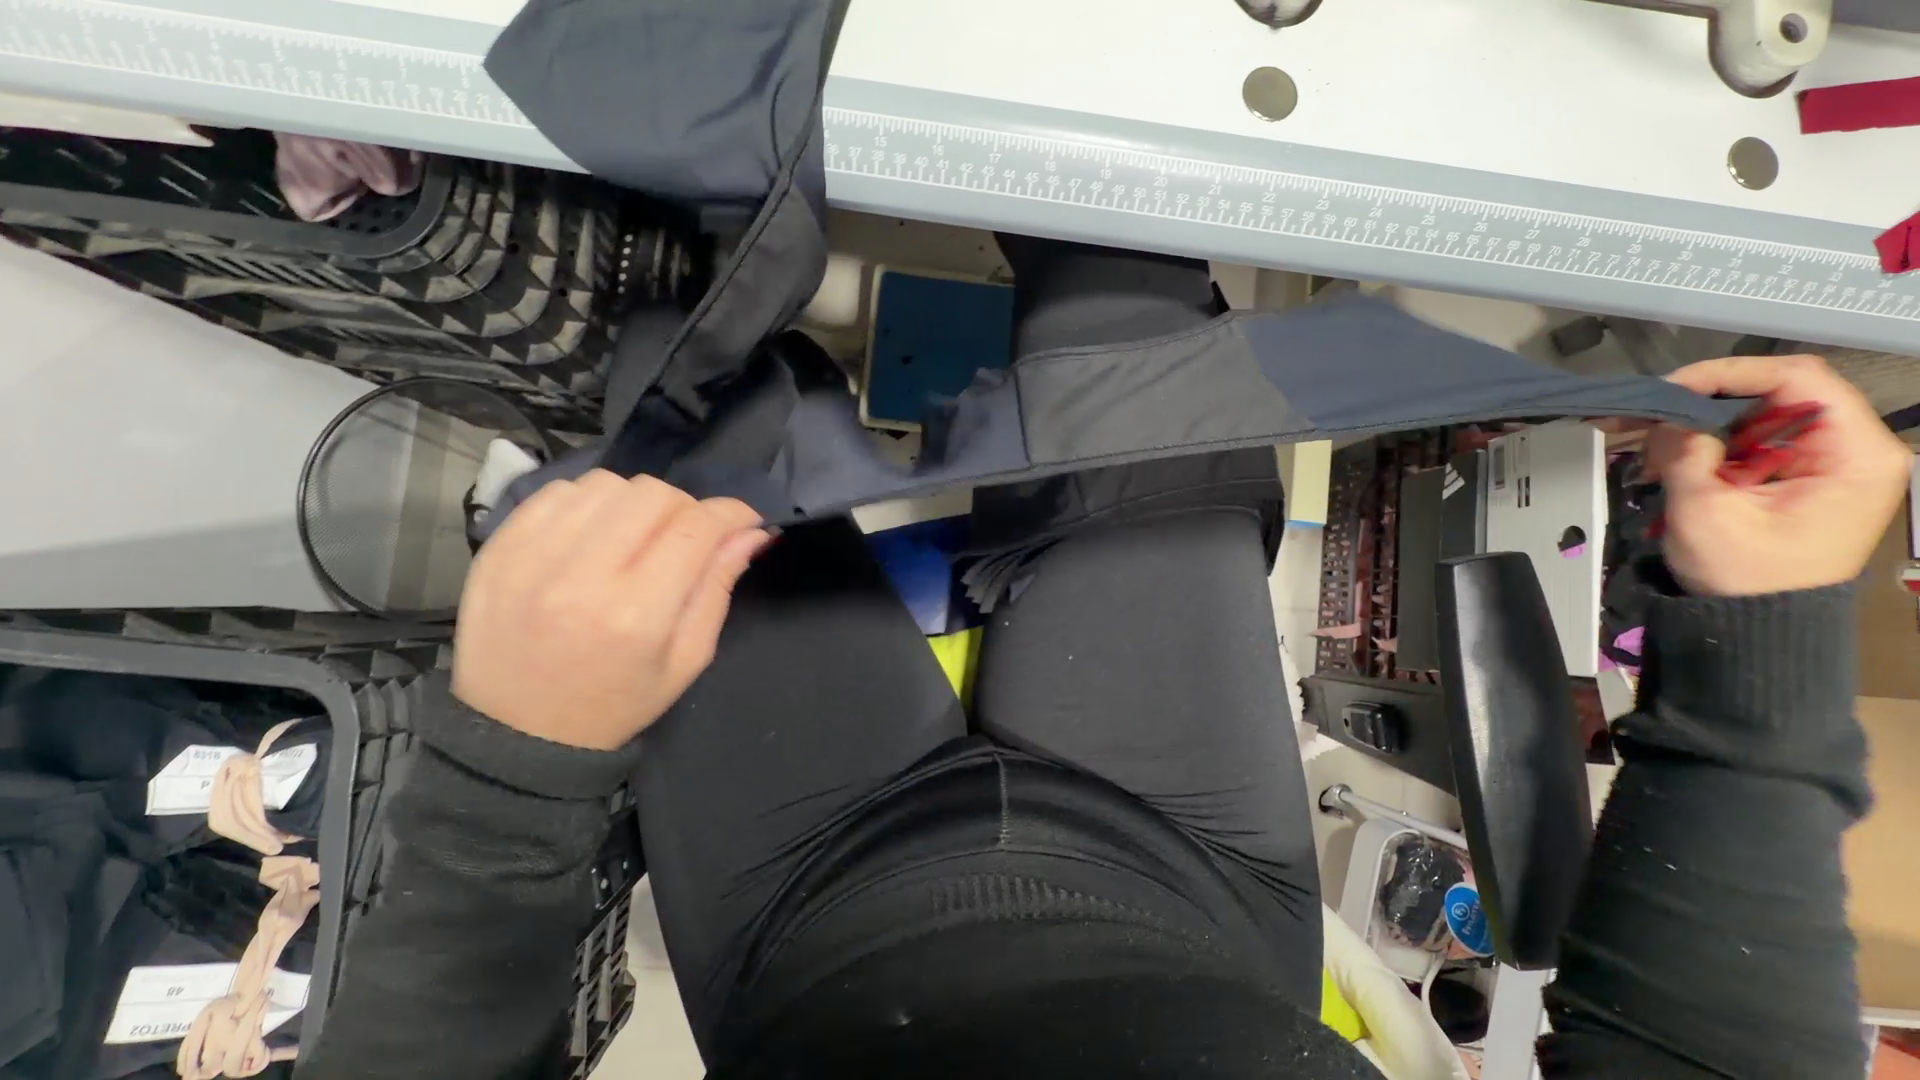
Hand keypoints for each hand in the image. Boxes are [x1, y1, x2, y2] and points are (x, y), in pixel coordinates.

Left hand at [451, 470, 770, 749]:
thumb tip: (749, 533)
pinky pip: (558, 492)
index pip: (697, 528)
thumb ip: (717, 589)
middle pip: (654, 495)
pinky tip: (593, 534)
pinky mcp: (500, 548)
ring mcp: (533, 557)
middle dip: (685, 508)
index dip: (731, 513)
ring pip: (607, 484)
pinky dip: (588, 503)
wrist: (518, 732)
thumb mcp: (686, 660)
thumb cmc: (616, 702)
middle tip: (686, 536)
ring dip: (635, 502)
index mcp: (638, 613)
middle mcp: (584, 575)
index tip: (743, 519)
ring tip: (635, 535)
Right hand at [1647, 354, 1912, 596]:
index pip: (1799, 379)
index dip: (1730, 373)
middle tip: (1647, 417)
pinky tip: (1669, 459)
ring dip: (1700, 425)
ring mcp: (1827, 463)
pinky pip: (1754, 442)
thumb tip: (1669, 417)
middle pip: (1777, 395)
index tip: (1670, 387)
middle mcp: (1852, 448)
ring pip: (1758, 417)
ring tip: (1649, 444)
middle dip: (1705, 402)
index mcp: (1853, 453)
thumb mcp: (1706, 513)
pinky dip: (1708, 444)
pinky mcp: (1801, 476)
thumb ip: (1688, 455)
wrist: (1760, 626)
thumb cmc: (1744, 576)